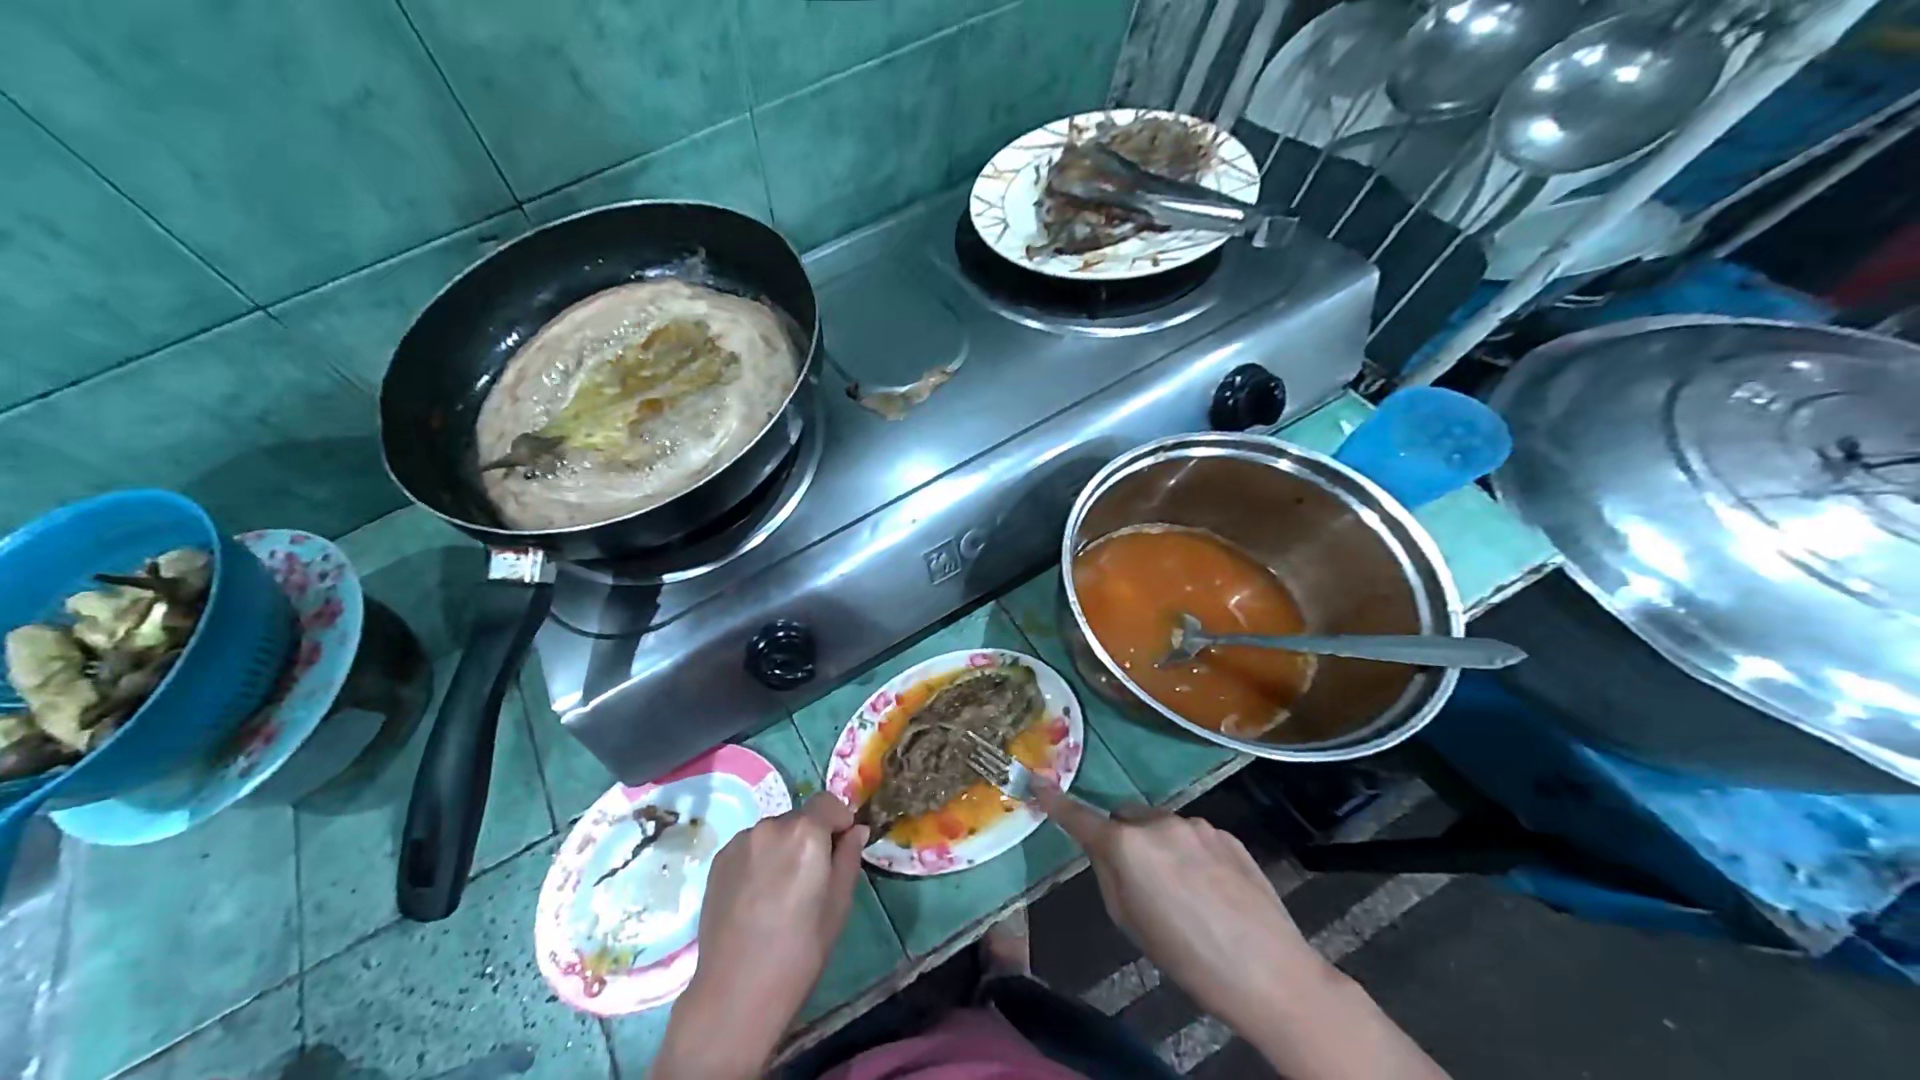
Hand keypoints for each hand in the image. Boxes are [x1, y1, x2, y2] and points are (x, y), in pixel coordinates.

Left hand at [652, 794, 868, 1079]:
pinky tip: (757, 897)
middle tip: (811, 878)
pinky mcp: (718, 859)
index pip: (829, 802)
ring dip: (783, 848)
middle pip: (800, 818)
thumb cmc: (800, 950)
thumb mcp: (839, 903)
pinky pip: (750, 847)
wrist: (736, 991)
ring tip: (780, 891)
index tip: (841, 850)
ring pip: (774, 832)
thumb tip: (855, 830)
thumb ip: (849, 857)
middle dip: (811, 836)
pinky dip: (760, 859)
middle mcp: (770, 826)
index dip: (839, 821)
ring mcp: (740, 841)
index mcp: (805, 832)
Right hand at [1032, 778, 1324, 1033]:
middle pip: (1125, 818)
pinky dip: (1190, 853)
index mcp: (1127, 846)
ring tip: (1185, 892)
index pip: (1080, 817)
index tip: (1036, 782)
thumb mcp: (1129, 923)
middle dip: (1123, 838)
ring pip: (1162, 826)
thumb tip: (1105, 850)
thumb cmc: (1187, 958)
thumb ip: (1109, 875)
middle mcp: (1159, 822)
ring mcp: (1197, 823)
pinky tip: (1211, 889)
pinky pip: (1193, 835)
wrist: (1269, 972)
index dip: (1055, 801)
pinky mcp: (1227, 833)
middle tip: (1138, 880)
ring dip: (1160, 846)